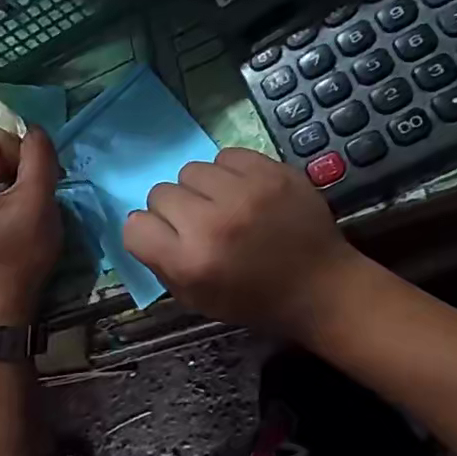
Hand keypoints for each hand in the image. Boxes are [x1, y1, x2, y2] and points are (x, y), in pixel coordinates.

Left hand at [0, 129, 61, 324]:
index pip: (1, 140)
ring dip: (28, 184)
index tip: (44, 183)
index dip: (28, 156)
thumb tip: (38, 130)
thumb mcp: (36, 200)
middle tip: (43, 196)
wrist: (8, 301)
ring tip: (37, 209)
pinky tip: (29, 216)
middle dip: (28, 169)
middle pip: (3, 153)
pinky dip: (22, 196)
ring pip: (7, 170)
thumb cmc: (21, 252)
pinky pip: (4, 188)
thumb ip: (39, 159)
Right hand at [122, 148, 364, 338]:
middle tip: (201, 224)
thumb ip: (162, 264)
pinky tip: (245, 192)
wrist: (321, 287)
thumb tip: (143, 226)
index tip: (168, 239)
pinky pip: (226, 155)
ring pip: (191, 170)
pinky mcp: (271, 172)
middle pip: (160, 193)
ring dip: (202, 189)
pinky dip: (230, 172)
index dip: (149, 232)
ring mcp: (244, 192)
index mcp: (190, 262)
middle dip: (176, 210)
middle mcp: (212, 223)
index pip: (135, 225)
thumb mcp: (197, 300)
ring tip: (226, 206)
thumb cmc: (254, 300)